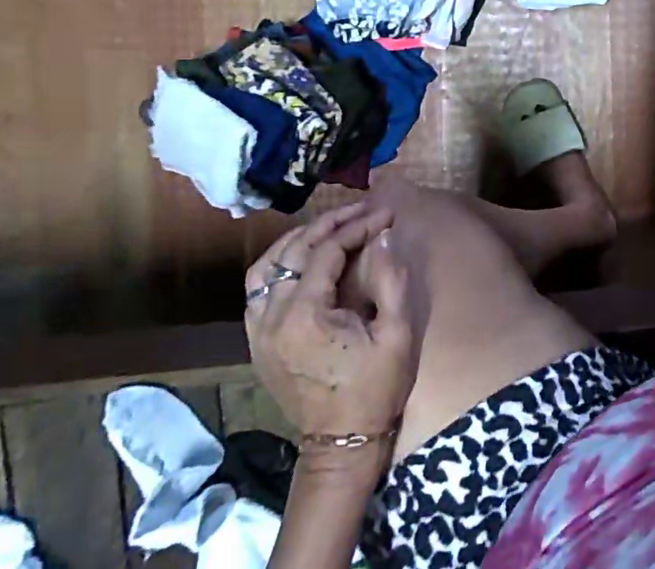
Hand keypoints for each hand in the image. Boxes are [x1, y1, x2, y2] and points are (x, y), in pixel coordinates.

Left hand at [244, 203, 420, 447]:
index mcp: (306, 316)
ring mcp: (258, 331)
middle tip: (363, 211)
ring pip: (267, 265)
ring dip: (299, 240)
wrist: (343, 443)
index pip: (327, 251)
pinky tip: (301, 259)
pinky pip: (257, 290)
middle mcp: (273, 317)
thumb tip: (383, 236)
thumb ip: (391, 279)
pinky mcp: (257, 342)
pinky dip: (278, 265)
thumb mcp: (397, 334)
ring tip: (330, 228)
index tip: (386, 215)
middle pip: (295, 251)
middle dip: (331, 224)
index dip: (358, 227)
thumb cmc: (376, 389)